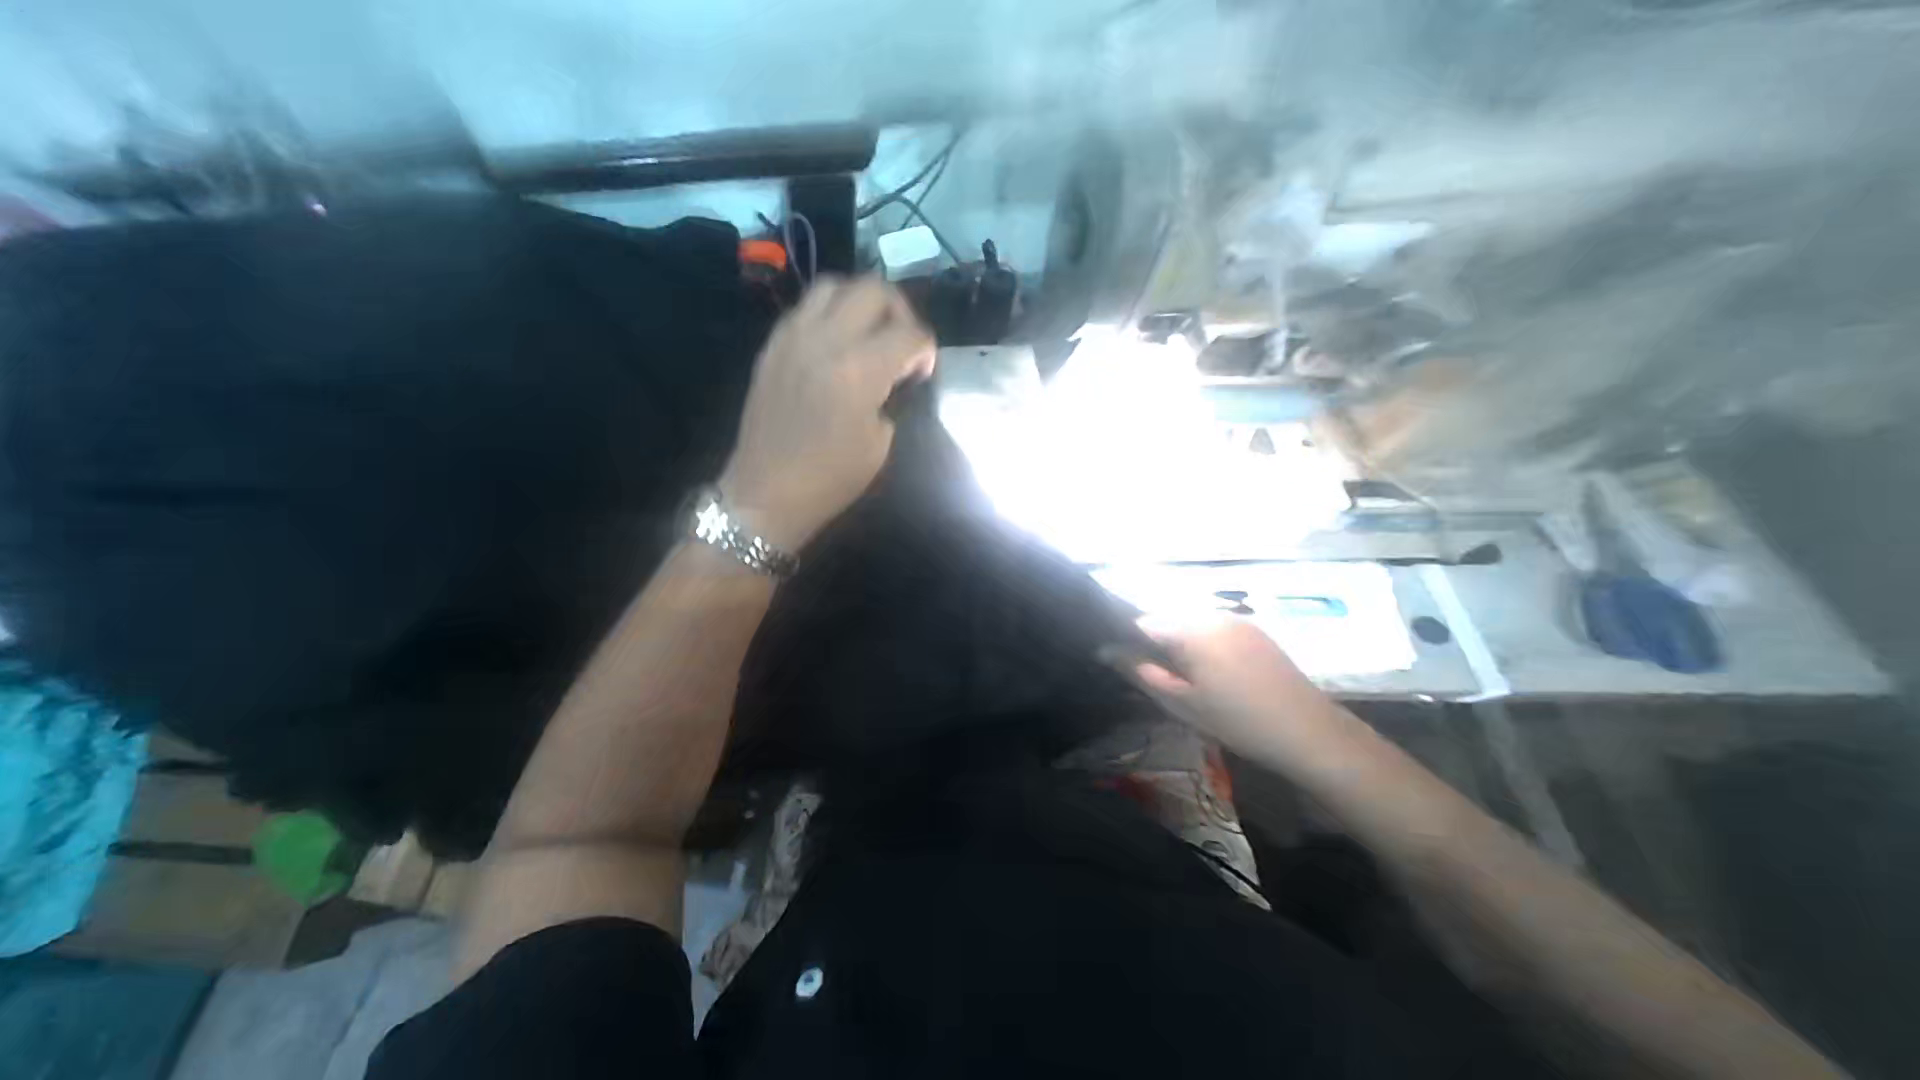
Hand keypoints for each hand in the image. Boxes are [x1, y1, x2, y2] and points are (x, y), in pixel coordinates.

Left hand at [720, 277, 934, 549]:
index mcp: (859, 370)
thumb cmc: (830, 479)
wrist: (766, 493)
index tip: (923, 370)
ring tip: (868, 332)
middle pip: (874, 290)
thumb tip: (895, 375)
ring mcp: (793, 337)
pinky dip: (829, 314)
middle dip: (899, 310)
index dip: (926, 349)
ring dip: (860, 301)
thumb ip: (892, 397)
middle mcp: (826, 339)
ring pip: (834, 285)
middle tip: (902, 341)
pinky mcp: (773, 345)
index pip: (910, 332)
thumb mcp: (880, 444)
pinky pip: (806, 308)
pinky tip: (836, 343)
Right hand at [1134, 616, 1359, 770]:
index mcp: (1192, 630)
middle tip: (1157, 679)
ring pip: (1192, 626)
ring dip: (1181, 645)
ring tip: (1184, 679)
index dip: (1128, 642)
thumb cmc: (1238, 721)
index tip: (1126, 666)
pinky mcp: (1256, 632)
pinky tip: (1212, 675)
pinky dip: (1205, 646)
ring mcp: (1238, 621)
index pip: (1143, 622)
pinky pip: (1216, 631)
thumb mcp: (1182, 703)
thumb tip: (1106, 650)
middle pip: (1169, 621)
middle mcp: (1213, 615)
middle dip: (1156, 644)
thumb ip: (1141, 672)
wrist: (1308, 732)